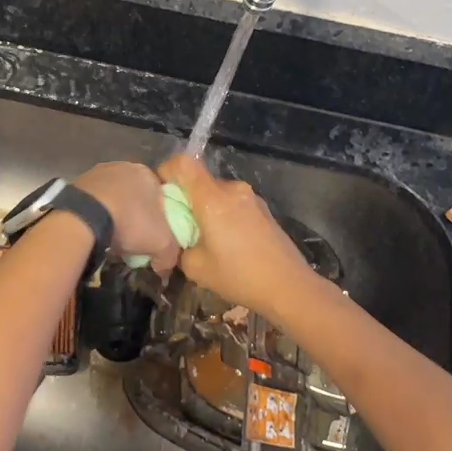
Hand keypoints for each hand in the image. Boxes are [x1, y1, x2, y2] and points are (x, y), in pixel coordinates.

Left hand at [72, 162, 179, 273]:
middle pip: (134, 194)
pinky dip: (94, 212)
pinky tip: (93, 228)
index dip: (158, 216)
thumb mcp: (160, 243)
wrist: (85, 215)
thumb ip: (169, 254)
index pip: (159, 195)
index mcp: (148, 174)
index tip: (152, 234)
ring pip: (112, 196)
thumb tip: (164, 266)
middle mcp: (124, 166)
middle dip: (133, 214)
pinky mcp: (78, 182)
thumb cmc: (131, 222)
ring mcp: (98, 172)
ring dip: (112, 212)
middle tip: (130, 236)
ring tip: (109, 235)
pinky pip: (92, 200)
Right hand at [157, 154, 320, 317]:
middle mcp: (232, 190)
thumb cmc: (239, 276)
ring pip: (217, 193)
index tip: (162, 193)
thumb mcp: (196, 268)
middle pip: (200, 180)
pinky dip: (223, 215)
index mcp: (212, 199)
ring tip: (206, 239)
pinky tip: (229, 243)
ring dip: (206, 209)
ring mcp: (251, 198)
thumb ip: (178, 248)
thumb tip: (177, 240)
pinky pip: (233, 203)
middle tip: (181, 226)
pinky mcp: (263, 209)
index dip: (167, 171)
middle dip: (186, 198)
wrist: (289, 287)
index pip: (183, 163)